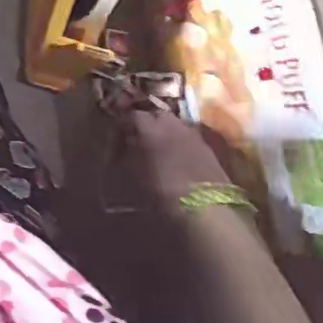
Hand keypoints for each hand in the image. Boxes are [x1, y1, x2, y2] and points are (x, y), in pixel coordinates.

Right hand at [120, 109, 235, 206]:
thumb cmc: (160, 189)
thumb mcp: (134, 171)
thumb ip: (128, 152)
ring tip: (155, 151)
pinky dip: (177, 142)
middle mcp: (172, 124)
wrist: (204, 207)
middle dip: (144, 126)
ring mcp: (192, 134)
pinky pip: (186, 137)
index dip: (121, 128)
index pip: (131, 116)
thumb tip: (127, 144)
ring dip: (162, 133)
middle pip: (155, 115)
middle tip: (135, 143)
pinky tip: (174, 160)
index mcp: (150, 127)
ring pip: (173, 125)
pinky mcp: (207, 148)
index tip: (115, 145)